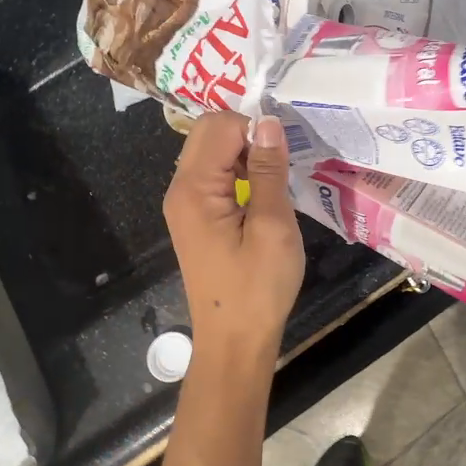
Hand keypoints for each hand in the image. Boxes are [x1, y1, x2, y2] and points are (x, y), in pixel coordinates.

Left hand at [163, 113, 305, 353]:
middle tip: (281, 164)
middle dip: (248, 135)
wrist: (235, 342)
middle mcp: (180, 189)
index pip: (220, 126)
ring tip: (275, 180)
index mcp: (194, 190)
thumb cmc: (257, 288)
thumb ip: (269, 171)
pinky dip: (239, 171)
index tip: (284, 156)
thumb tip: (268, 122)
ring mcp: (185, 204)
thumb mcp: (272, 226)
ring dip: (245, 153)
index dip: (255, 130)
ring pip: (212, 151)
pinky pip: (214, 174)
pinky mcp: (195, 217)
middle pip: (210, 132)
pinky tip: (261, 195)